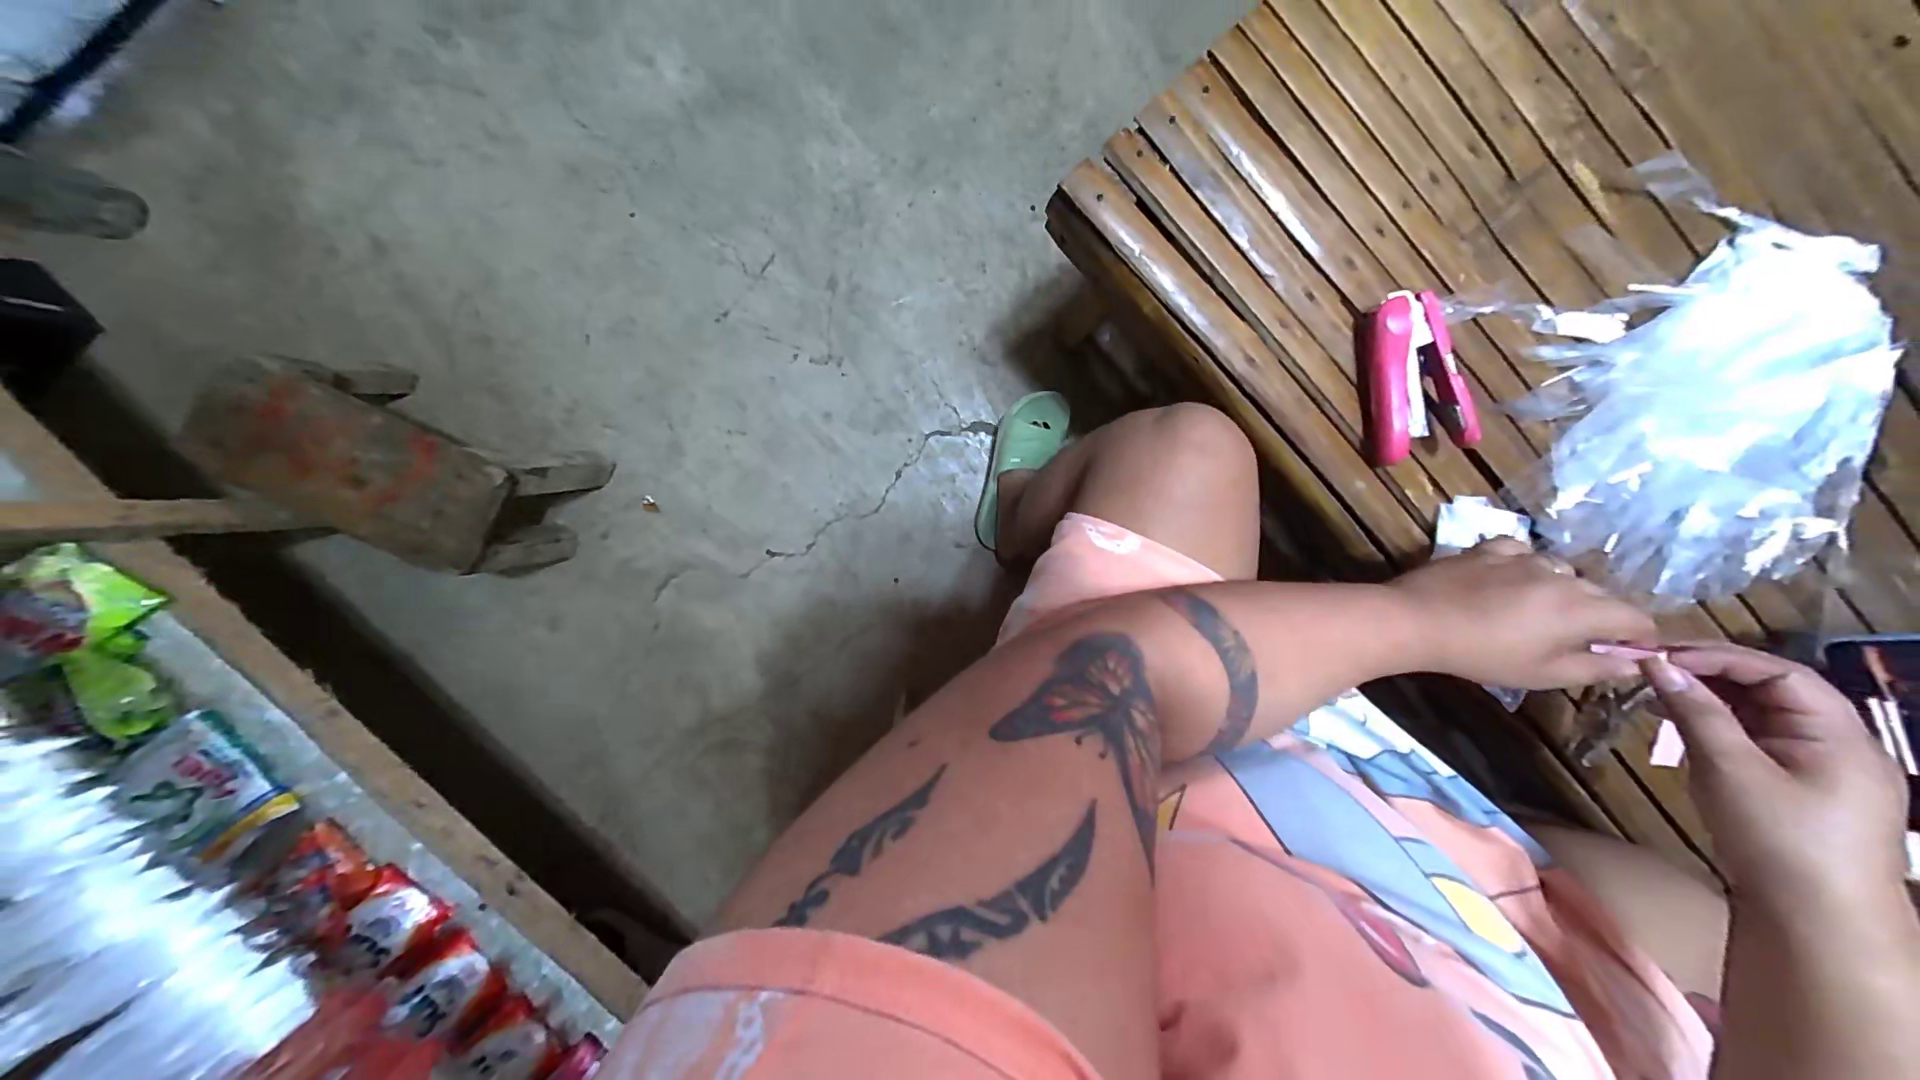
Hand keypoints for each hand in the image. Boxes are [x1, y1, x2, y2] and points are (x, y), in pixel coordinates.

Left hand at [1388, 538, 1656, 688]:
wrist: (1415, 620)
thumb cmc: (1480, 654)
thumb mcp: (1542, 673)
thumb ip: (1594, 668)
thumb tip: (1632, 664)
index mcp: (1582, 608)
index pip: (1636, 618)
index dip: (1636, 637)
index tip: (1621, 651)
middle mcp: (1559, 575)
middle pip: (1598, 593)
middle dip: (1595, 614)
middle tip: (1567, 637)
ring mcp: (1520, 557)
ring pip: (1559, 570)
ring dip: (1557, 588)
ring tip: (1530, 610)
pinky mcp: (1485, 549)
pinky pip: (1519, 551)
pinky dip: (1521, 564)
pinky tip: (1505, 579)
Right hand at [1643, 644, 1909, 918]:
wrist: (1815, 919)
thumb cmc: (1779, 837)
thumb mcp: (1730, 769)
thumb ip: (1696, 711)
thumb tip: (1656, 663)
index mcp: (1841, 736)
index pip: (1779, 673)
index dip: (1718, 656)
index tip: (1658, 654)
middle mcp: (1838, 743)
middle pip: (1772, 689)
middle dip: (1709, 671)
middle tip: (1648, 665)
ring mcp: (1819, 766)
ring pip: (1759, 712)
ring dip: (1707, 696)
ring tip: (1654, 688)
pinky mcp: (1796, 785)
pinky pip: (1754, 737)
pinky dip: (1714, 721)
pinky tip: (1677, 720)